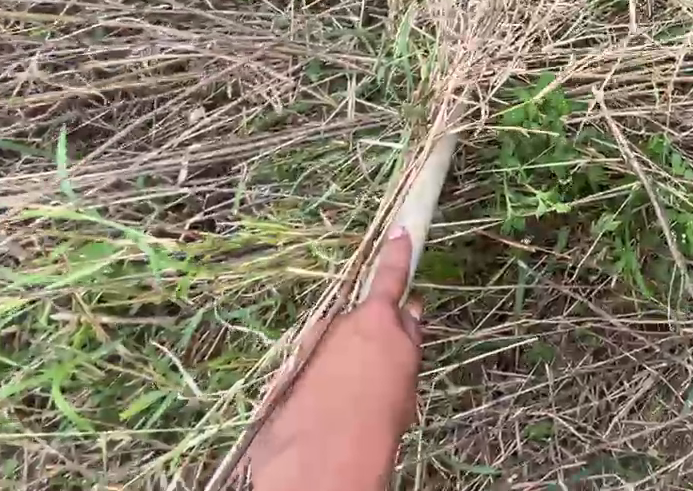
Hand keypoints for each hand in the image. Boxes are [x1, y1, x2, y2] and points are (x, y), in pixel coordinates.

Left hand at [249, 229, 422, 490]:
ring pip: (334, 350)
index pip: (391, 276)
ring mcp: (308, 353)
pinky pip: (311, 376)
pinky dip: (322, 390)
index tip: (400, 231)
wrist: (321, 461)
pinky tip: (328, 415)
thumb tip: (409, 310)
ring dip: (344, 365)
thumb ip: (408, 336)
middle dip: (370, 335)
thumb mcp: (407, 370)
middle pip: (359, 321)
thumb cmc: (377, 414)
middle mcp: (337, 327)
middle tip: (383, 366)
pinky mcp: (283, 383)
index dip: (398, 253)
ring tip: (354, 401)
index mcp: (375, 320)